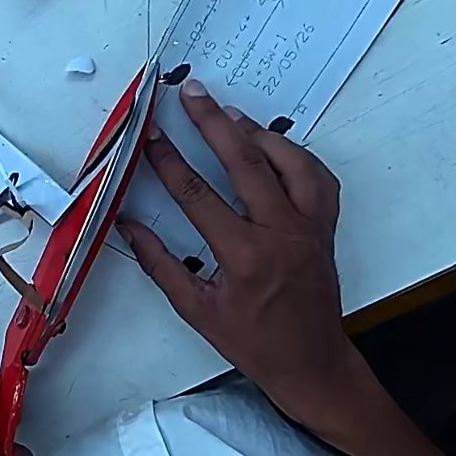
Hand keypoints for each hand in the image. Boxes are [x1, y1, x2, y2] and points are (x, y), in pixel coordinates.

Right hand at [117, 78, 364, 435]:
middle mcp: (282, 233)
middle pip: (245, 162)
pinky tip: (273, 146)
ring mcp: (311, 226)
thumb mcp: (196, 310)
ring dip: (257, 133)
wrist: (311, 363)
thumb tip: (128, 226)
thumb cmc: (251, 341)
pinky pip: (317, 177)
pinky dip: (295, 154)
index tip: (151, 134)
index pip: (197, 195)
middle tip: (193, 93)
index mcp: (244, 256)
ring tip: (229, 114)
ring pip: (290, 161)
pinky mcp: (326, 227)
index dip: (169, 161)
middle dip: (213, 123)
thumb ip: (160, 264)